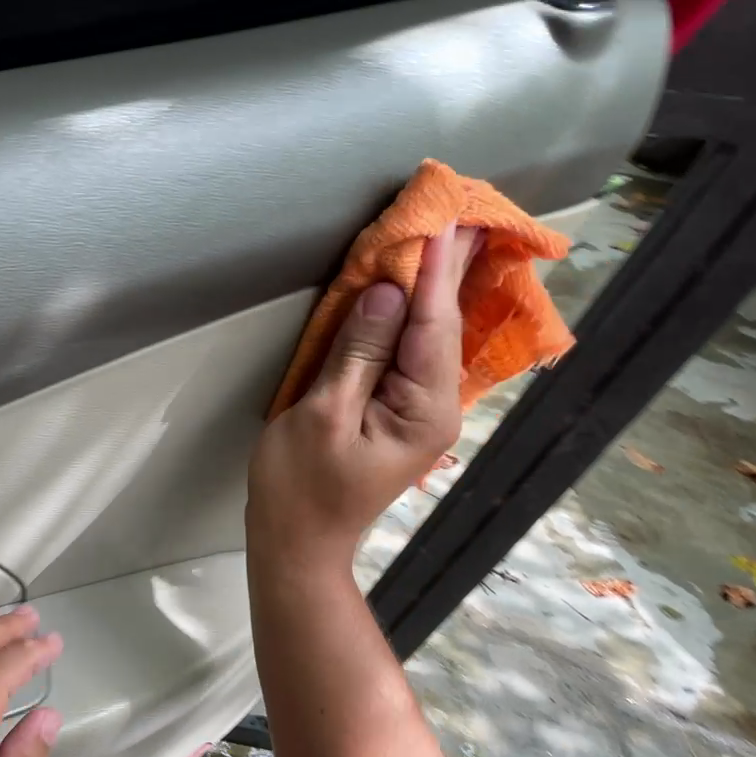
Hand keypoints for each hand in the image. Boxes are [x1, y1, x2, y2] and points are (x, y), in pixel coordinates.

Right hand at [247, 223, 481, 568]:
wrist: (296, 542)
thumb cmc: (299, 486)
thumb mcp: (321, 415)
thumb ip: (357, 354)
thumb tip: (387, 293)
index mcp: (425, 409)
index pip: (432, 324)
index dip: (433, 270)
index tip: (445, 216)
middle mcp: (437, 407)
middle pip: (442, 327)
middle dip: (445, 272)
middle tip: (459, 214)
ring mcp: (419, 414)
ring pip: (427, 341)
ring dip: (429, 292)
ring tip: (443, 240)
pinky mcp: (397, 417)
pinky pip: (407, 359)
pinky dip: (407, 323)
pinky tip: (411, 296)